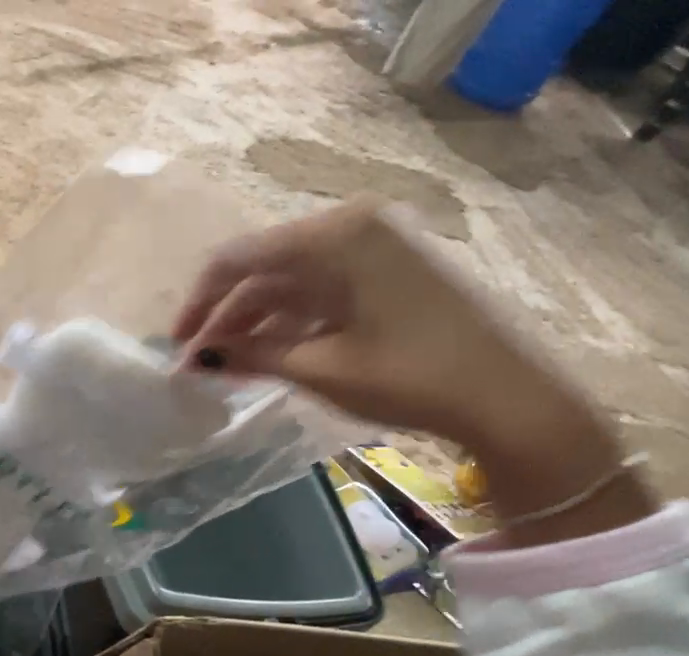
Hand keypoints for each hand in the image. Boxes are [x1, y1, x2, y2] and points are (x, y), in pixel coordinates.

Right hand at [174, 198, 656, 545]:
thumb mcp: (319, 368)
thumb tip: (196, 358)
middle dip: (224, 317)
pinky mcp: (393, 273)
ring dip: (254, 324)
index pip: (238, 258)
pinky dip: (291, 323)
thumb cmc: (411, 375)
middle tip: (198, 366)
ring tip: (227, 370)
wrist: (513, 397)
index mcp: (336, 235)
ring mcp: (378, 247)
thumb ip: (250, 355)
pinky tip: (269, 357)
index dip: (198, 303)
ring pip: (291, 282)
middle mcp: (355, 226)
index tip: (175, 347)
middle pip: (263, 268)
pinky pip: (322, 290)